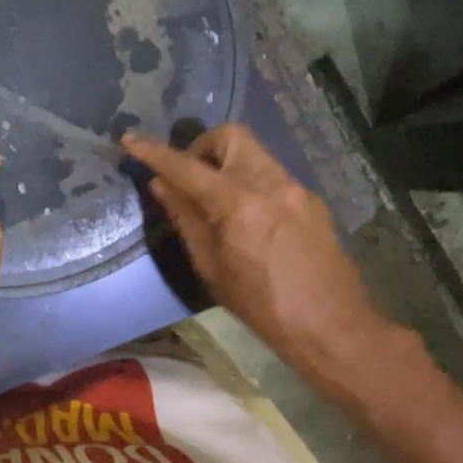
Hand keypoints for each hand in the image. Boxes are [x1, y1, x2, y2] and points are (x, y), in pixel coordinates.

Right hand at [123, 125, 412, 387]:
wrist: (333, 325)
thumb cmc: (260, 304)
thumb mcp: (210, 265)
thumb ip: (184, 217)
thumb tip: (161, 184)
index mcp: (238, 204)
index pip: (185, 166)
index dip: (153, 151)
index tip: (128, 140)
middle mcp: (270, 185)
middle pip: (230, 136)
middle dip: (201, 147)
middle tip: (188, 178)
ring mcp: (296, 190)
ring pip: (252, 152)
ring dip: (224, 163)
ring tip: (213, 199)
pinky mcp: (311, 201)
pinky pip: (270, 175)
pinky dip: (247, 181)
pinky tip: (245, 218)